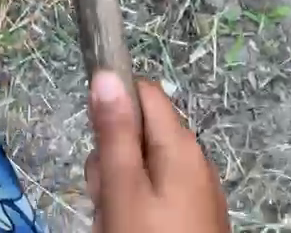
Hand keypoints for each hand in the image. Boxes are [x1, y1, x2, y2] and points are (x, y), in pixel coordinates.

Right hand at [85, 72, 227, 232]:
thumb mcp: (123, 189)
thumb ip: (113, 131)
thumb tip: (105, 73)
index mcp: (180, 145)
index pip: (142, 91)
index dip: (113, 104)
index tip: (94, 136)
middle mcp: (194, 160)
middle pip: (138, 131)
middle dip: (111, 156)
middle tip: (104, 194)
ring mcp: (196, 192)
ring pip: (141, 167)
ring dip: (117, 187)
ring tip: (113, 220)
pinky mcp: (193, 218)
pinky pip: (155, 195)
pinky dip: (135, 207)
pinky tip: (126, 230)